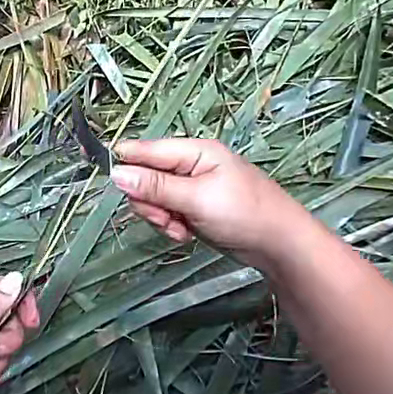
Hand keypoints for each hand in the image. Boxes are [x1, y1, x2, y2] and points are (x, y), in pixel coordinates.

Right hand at [108, 138, 308, 266]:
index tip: (114, 185)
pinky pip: (168, 213)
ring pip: (155, 199)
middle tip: (166, 217)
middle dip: (149, 202)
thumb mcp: (196, 197)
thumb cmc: (245, 213)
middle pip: (146, 177)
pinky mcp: (195, 207)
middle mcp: (191, 165)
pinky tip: (186, 234)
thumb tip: (117, 173)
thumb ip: (155, 186)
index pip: (146, 150)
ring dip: (161, 217)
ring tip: (180, 227)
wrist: (278, 243)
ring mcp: (192, 188)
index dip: (126, 165)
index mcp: (194, 151)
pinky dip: (172, 226)